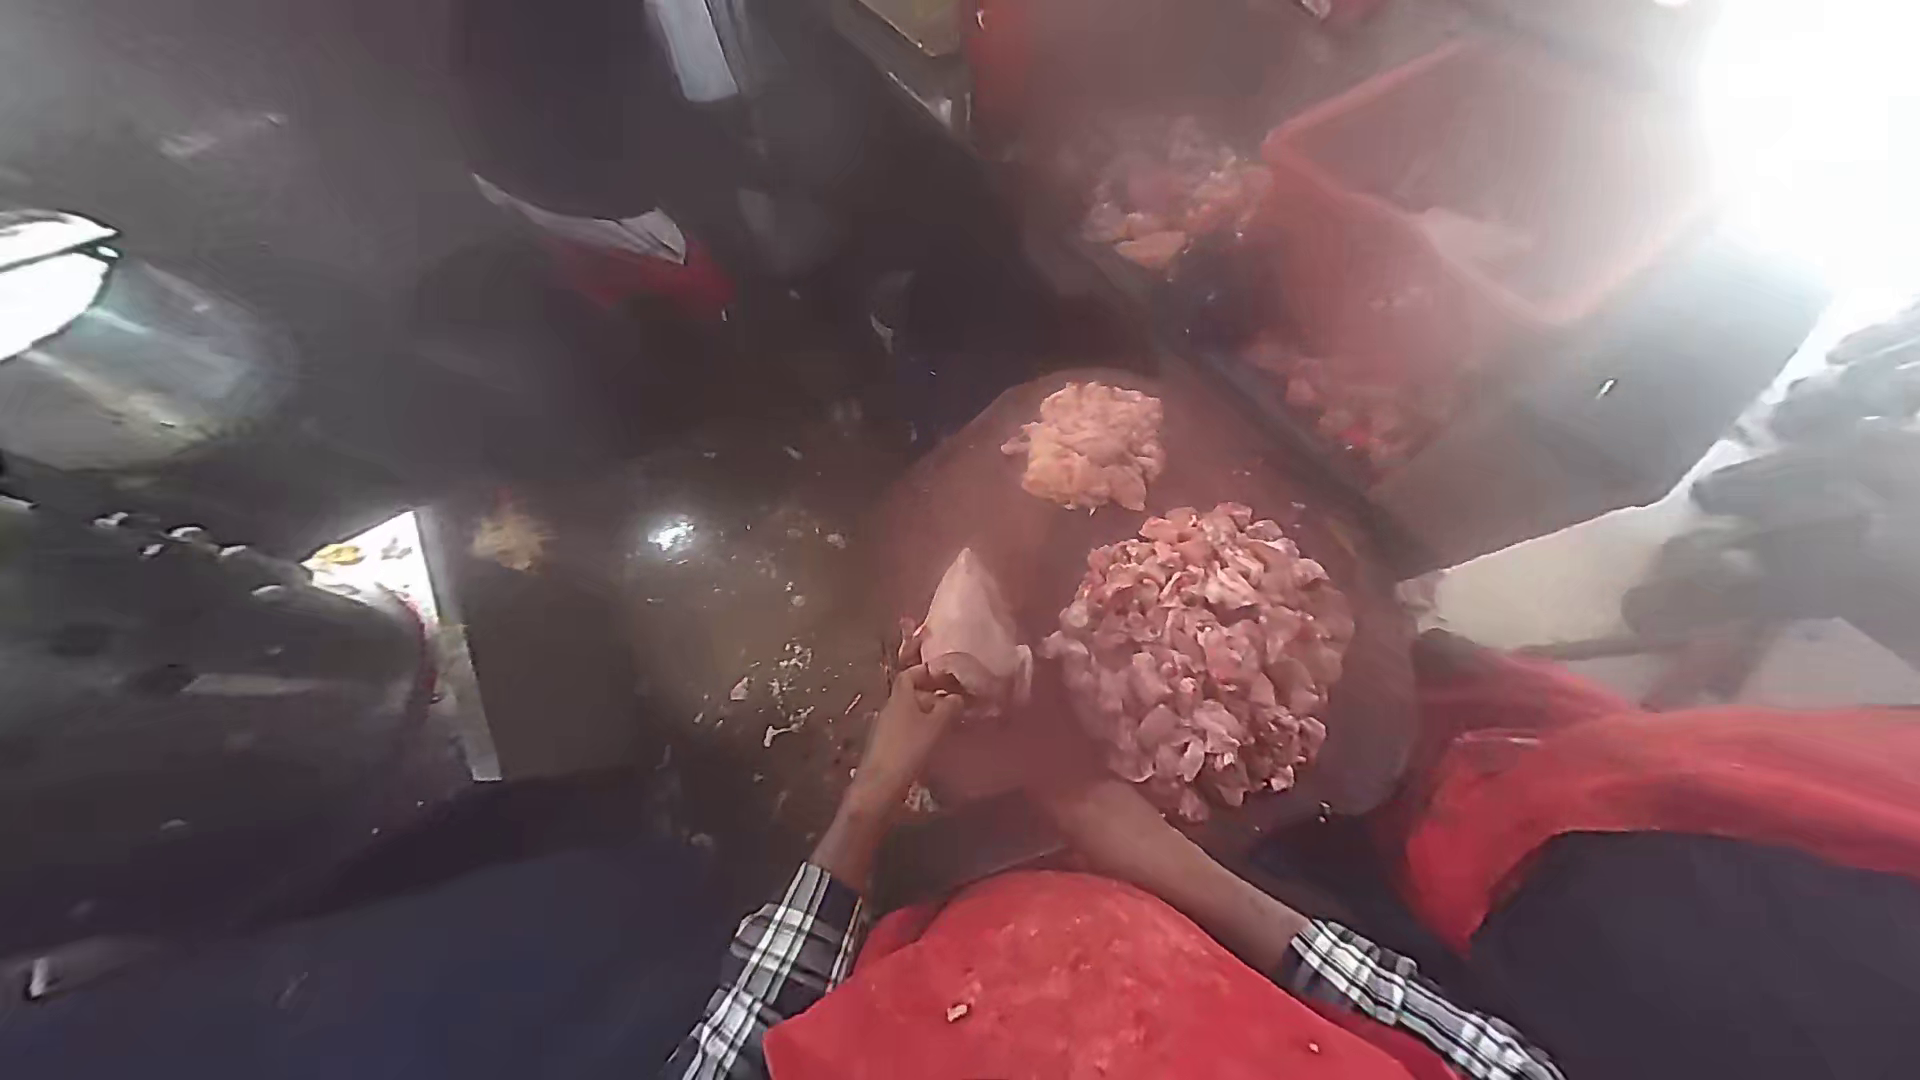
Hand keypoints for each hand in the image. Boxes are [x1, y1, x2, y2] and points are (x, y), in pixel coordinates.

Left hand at [850, 663, 964, 805]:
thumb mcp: (936, 725)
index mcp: (900, 697)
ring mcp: (885, 726)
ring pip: (909, 712)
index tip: (945, 677)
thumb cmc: (909, 748)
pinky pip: (905, 728)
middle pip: (911, 693)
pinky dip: (920, 729)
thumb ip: (949, 707)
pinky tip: (932, 742)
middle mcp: (890, 707)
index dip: (926, 672)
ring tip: (948, 724)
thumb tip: (956, 697)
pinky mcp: (885, 745)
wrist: (880, 784)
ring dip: (927, 714)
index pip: (910, 674)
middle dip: (932, 696)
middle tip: (953, 704)